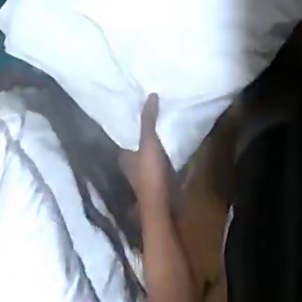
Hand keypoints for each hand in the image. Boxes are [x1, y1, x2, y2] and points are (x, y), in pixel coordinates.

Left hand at [120, 94, 172, 213]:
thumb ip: (148, 121)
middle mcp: (132, 167)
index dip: (130, 125)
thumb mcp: (149, 143)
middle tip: (158, 115)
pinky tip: (177, 146)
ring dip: (156, 144)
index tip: (140, 110)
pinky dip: (167, 154)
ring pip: (150, 154)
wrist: (163, 207)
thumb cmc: (150, 175)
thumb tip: (150, 95)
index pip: (124, 137)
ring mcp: (146, 176)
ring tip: (170, 126)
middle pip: (137, 146)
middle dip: (145, 134)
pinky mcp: (160, 181)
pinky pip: (162, 162)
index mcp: (125, 157)